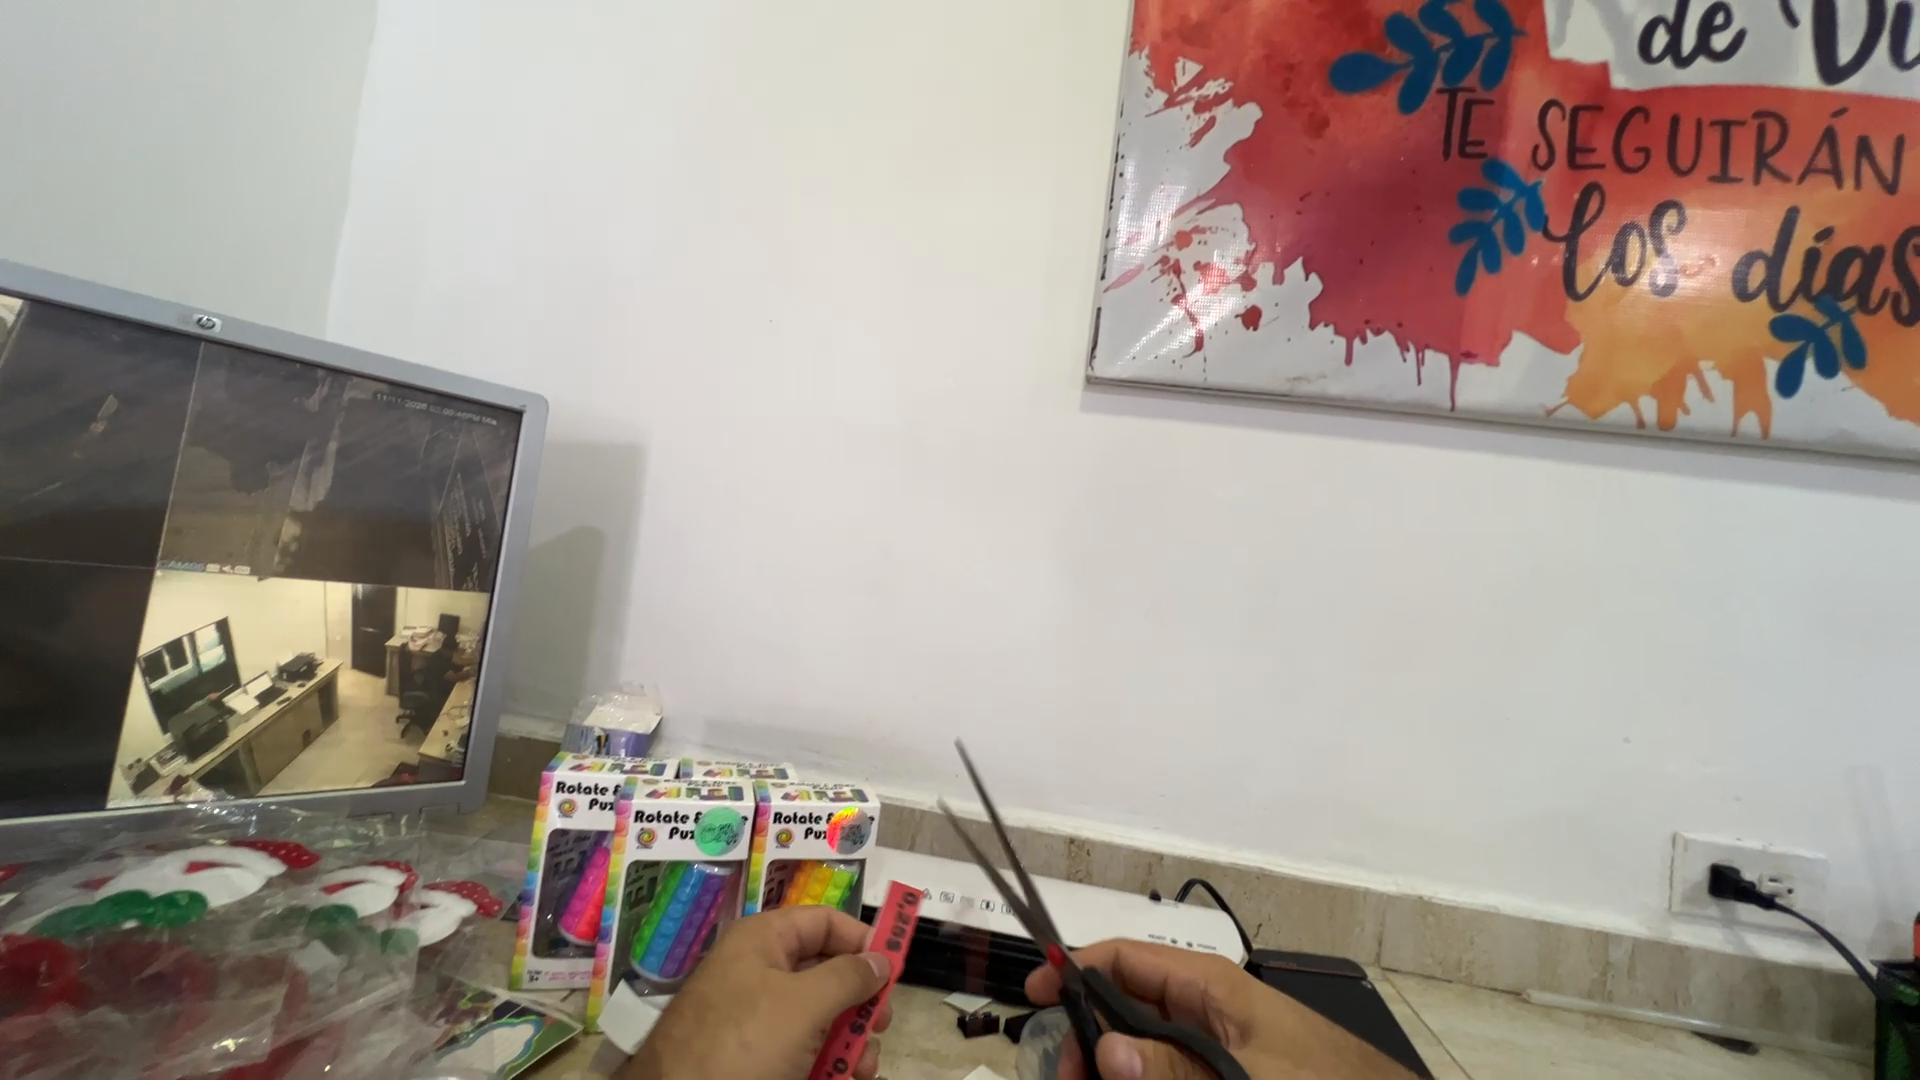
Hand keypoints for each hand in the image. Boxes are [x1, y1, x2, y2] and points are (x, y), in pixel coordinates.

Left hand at [623, 906, 893, 1079]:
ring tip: (864, 1069)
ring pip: (814, 1020)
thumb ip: (849, 977)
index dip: (862, 941)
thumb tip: (882, 958)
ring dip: (847, 1041)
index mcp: (763, 941)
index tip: (894, 971)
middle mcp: (757, 973)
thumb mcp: (804, 1005)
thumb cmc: (742, 1046)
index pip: (824, 922)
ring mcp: (751, 1021)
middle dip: (858, 1002)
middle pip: (824, 973)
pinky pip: (796, 1053)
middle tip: (881, 1026)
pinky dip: (823, 1064)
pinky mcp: (748, 1062)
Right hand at [1026, 940, 1411, 1079]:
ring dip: (1115, 1065)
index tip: (1034, 995)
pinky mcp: (1222, 1071)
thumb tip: (1106, 1047)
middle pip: (1124, 1007)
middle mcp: (1202, 1006)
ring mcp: (1213, 1044)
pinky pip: (1167, 1069)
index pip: (1123, 958)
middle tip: (1064, 1077)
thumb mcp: (1247, 1078)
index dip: (1075, 968)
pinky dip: (1143, 1075)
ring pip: (1142, 1046)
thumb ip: (1177, 1067)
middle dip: (1089, 1036)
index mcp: (1205, 983)